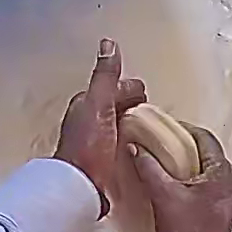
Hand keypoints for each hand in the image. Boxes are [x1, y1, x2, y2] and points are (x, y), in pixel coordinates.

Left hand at [54, 39, 145, 215]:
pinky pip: (120, 143)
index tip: (145, 97)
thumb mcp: (99, 103)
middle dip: (133, 105)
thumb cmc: (88, 146)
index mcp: (86, 104)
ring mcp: (95, 141)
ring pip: (119, 124)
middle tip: (150, 112)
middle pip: (117, 105)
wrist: (81, 187)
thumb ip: (105, 76)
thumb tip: (108, 44)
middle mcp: (88, 120)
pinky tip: (139, 147)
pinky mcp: (103, 160)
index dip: (131, 90)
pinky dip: (131, 141)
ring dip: (133, 124)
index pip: (114, 88)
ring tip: (150, 129)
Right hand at [130, 121, 231, 231]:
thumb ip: (149, 167)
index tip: (164, 130)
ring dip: (190, 162)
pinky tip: (179, 180)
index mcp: (224, 173)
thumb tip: (134, 146)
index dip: (183, 130)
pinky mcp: (228, 206)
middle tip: (163, 144)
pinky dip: (196, 175)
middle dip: (185, 146)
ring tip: (168, 161)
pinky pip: (212, 180)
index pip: (205, 139)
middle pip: (209, 152)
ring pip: (210, 166)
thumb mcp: (162, 195)